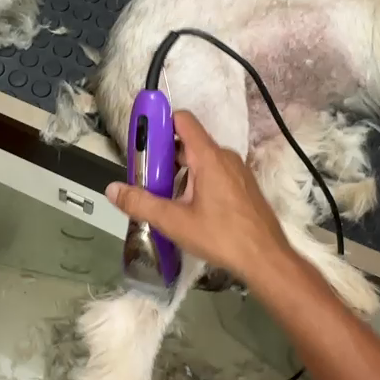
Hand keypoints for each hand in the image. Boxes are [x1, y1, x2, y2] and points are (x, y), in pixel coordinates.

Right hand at [105, 110, 292, 282]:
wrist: (266, 259)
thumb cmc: (221, 236)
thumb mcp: (174, 221)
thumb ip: (140, 203)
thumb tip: (113, 189)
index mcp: (208, 157)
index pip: (182, 120)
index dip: (160, 123)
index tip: (143, 142)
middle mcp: (224, 157)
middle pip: (188, 142)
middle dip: (165, 156)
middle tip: (149, 179)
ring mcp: (238, 171)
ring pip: (202, 160)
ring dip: (181, 172)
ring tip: (167, 198)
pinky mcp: (244, 186)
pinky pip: (215, 173)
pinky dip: (198, 182)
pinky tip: (191, 209)